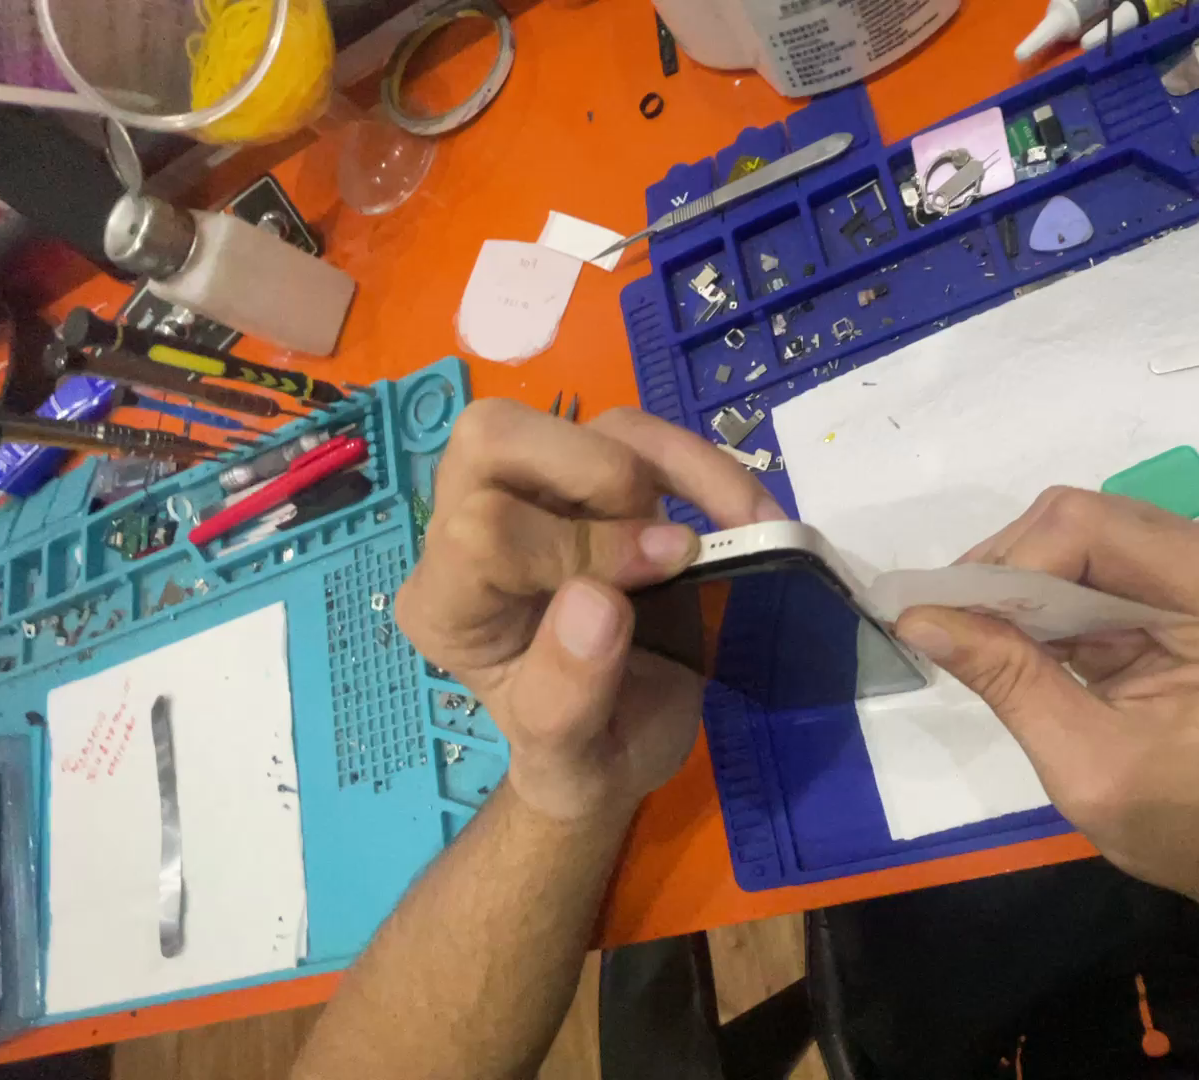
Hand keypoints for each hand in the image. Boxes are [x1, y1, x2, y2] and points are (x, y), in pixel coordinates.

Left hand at [395, 401, 783, 819]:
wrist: (629, 733)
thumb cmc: (592, 750)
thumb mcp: (574, 764)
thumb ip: (568, 700)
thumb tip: (600, 601)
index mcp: (451, 607)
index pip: (481, 533)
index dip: (578, 547)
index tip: (663, 579)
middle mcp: (478, 532)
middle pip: (496, 436)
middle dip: (599, 474)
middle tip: (672, 543)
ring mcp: (547, 498)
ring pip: (586, 423)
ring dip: (677, 464)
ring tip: (743, 522)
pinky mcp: (607, 485)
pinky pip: (649, 438)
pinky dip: (707, 465)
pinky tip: (748, 511)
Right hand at [893, 488, 1198, 930]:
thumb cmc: (1196, 826)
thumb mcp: (1086, 763)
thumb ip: (1006, 679)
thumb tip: (915, 617)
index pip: (1087, 529)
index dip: (1010, 567)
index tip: (955, 623)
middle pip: (1077, 519)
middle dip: (1006, 571)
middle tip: (956, 629)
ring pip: (1072, 533)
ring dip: (1017, 582)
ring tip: (981, 637)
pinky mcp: (1177, 582)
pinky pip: (1085, 562)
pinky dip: (1040, 595)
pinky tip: (1018, 638)